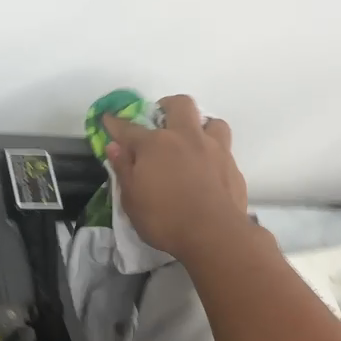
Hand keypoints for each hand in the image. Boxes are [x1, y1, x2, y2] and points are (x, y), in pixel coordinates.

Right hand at [102, 94, 250, 258]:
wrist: (214, 234)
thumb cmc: (164, 219)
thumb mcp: (131, 199)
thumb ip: (123, 169)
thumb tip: (114, 146)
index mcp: (155, 145)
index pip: (129, 128)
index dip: (116, 124)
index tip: (108, 119)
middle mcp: (186, 138)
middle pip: (180, 105)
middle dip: (167, 106)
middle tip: (160, 120)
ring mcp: (214, 149)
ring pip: (211, 121)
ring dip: (199, 126)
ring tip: (191, 142)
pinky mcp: (232, 165)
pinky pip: (223, 148)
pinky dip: (212, 152)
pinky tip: (207, 169)